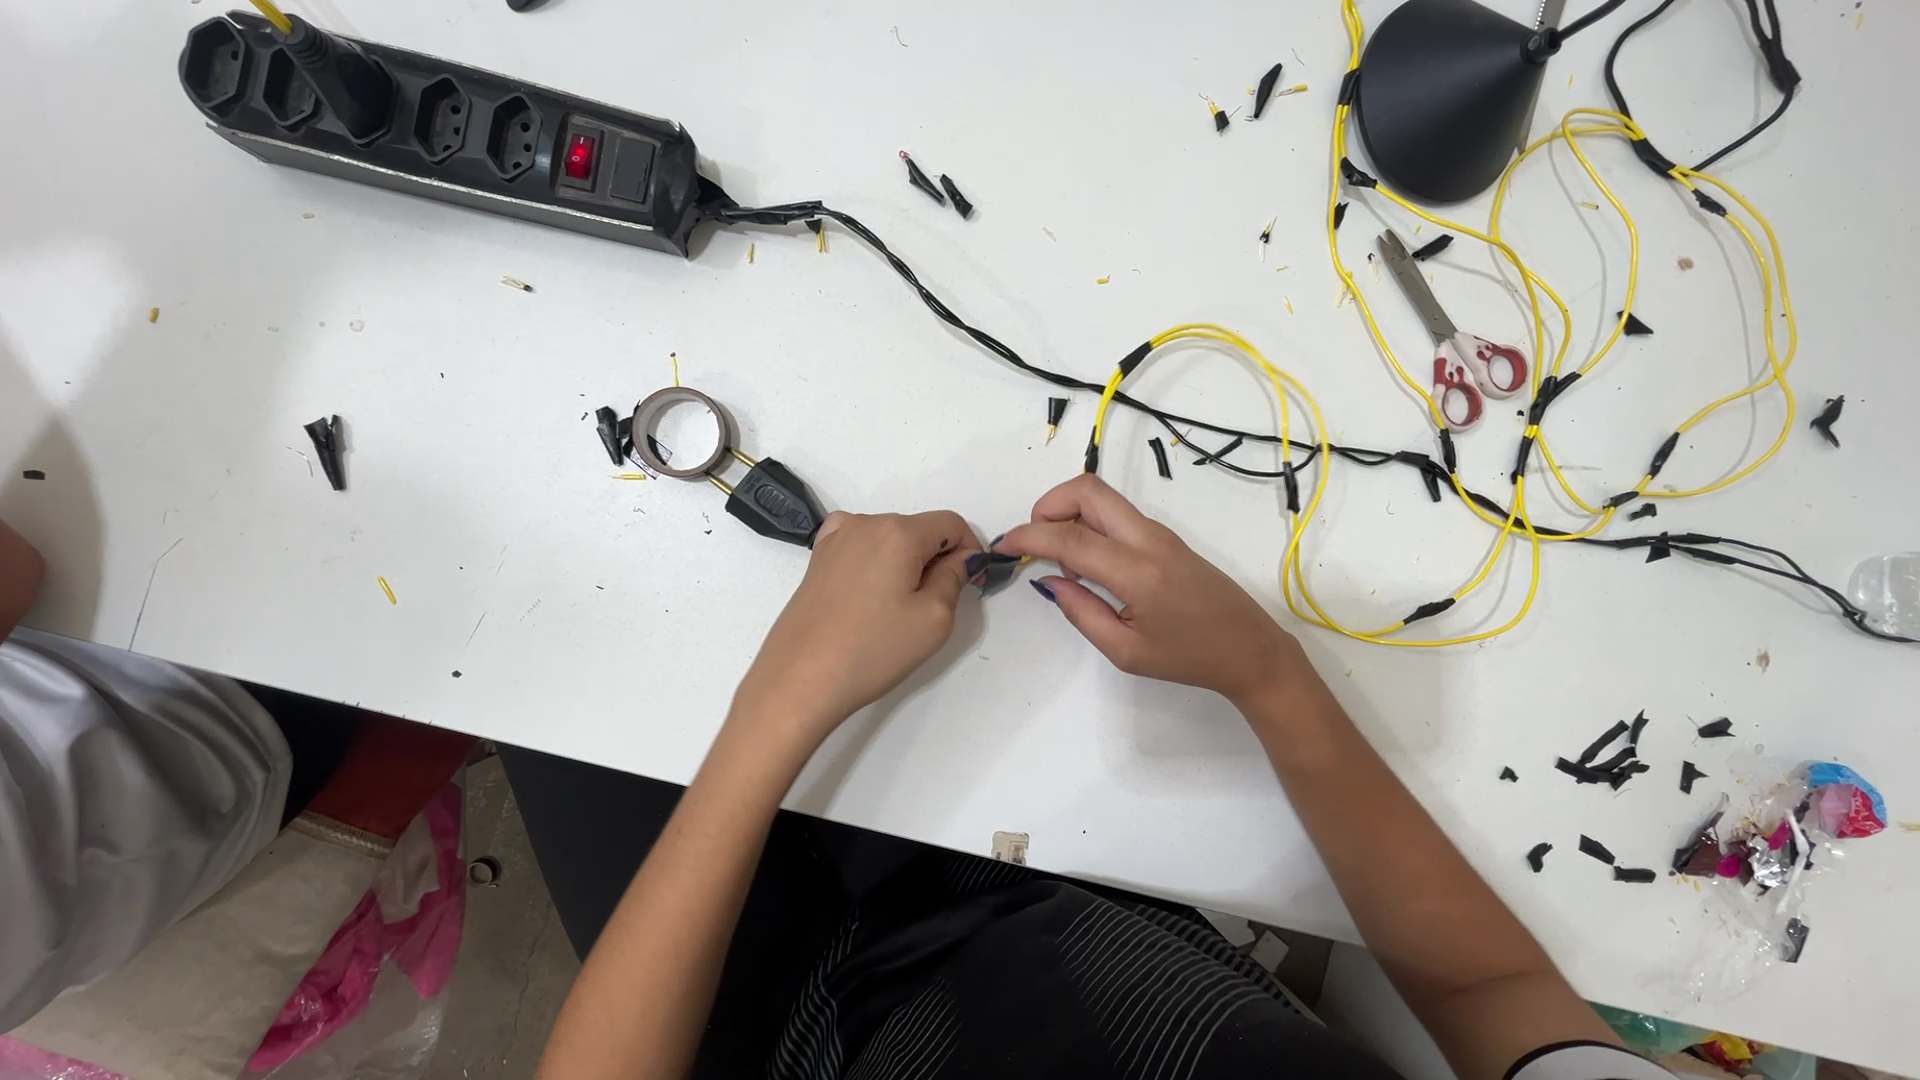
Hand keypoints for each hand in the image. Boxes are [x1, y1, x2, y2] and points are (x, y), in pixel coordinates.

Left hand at [731, 510, 980, 748]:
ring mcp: (835, 540)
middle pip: (919, 529)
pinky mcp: (817, 560)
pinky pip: (861, 548)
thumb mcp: (933, 619)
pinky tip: (872, 597)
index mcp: (897, 532)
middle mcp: (864, 524)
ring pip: (890, 539)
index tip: (970, 584)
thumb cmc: (871, 651)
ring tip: (899, 610)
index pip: (951, 524)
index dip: (969, 550)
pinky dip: (877, 563)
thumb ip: (955, 577)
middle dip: (937, 558)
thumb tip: (962, 557)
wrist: (799, 680)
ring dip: (906, 563)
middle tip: (936, 606)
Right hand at [995, 475, 1319, 711]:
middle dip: (1047, 505)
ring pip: (1101, 497)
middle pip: (1087, 490)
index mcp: (1138, 573)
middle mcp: (1149, 540)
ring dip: (1069, 515)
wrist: (1249, 648)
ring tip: (1066, 563)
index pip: (1069, 538)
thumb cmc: (1188, 658)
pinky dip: (1089, 524)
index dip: (1028, 535)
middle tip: (1034, 541)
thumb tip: (1049, 580)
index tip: (1003, 546)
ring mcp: (1159, 533)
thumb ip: (1080, 612)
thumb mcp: (1125, 651)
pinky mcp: (1164, 536)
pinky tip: (1090, 564)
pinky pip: (1116, 514)